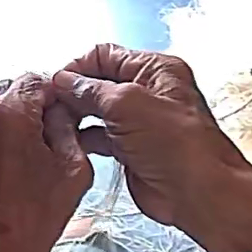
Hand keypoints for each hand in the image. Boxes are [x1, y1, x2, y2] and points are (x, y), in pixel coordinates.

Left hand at [0, 73, 92, 251]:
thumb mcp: (73, 166)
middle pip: (11, 88)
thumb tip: (62, 108)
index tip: (60, 109)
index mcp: (10, 114)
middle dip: (31, 104)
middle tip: (46, 131)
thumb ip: (67, 125)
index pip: (35, 80)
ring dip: (10, 118)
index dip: (53, 94)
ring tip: (25, 150)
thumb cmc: (32, 215)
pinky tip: (7, 158)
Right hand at [52, 45, 251, 251]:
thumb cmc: (177, 146)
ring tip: (57, 124)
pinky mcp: (128, 146)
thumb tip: (62, 80)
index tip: (56, 83)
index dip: (77, 67)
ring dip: (73, 115)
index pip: (103, 55)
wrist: (199, 196)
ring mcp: (137, 120)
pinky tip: (68, 143)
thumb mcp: (127, 104)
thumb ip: (89, 89)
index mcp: (154, 70)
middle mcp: (145, 91)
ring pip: (92, 109)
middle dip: (72, 92)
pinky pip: (95, 135)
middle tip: (52, 106)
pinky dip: (80, 138)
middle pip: (95, 82)